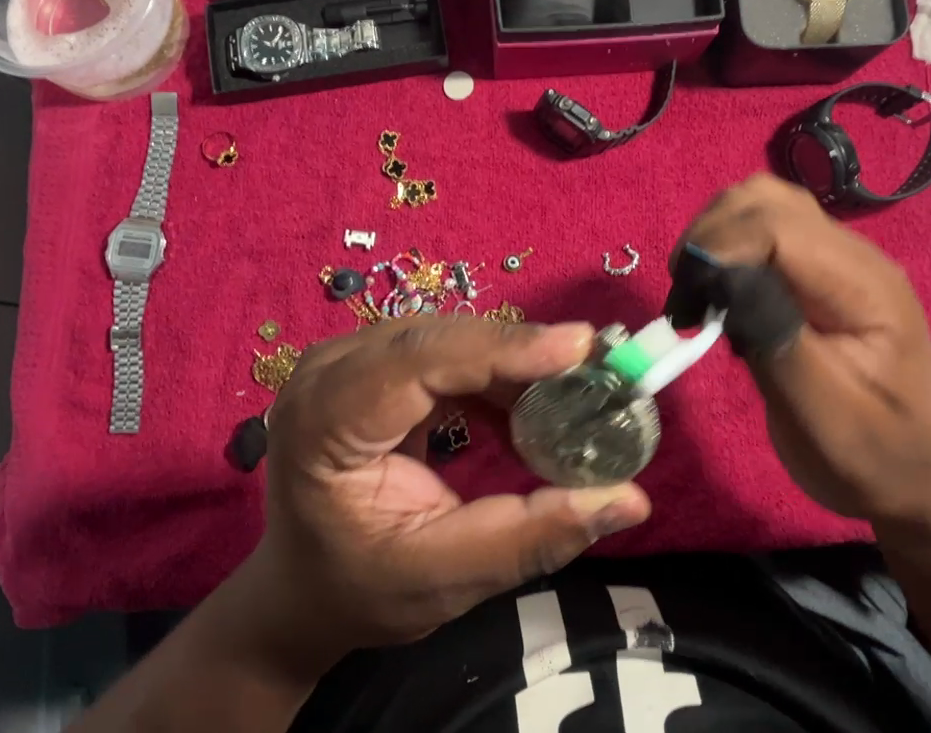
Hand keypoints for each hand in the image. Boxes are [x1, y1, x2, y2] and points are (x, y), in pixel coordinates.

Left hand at [242, 317, 652, 663]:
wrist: (302, 590)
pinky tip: (530, 413)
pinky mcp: (370, 369)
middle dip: (521, 352)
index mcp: (323, 422)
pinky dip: (493, 377)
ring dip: (513, 364)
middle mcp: (327, 373)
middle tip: (601, 373)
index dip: (500, 348)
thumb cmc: (359, 591)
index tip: (580, 348)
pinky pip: (442, 355)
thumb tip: (629, 498)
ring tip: (577, 399)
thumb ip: (531, 536)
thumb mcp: (446, 577)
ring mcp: (345, 364)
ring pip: (446, 339)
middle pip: (435, 339)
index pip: (415, 363)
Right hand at [676, 174, 930, 541]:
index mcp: (865, 288)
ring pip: (761, 204)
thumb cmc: (873, 456)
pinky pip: (764, 231)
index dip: (720, 246)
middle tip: (685, 296)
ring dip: (715, 235)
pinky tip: (717, 292)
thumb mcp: (826, 416)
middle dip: (711, 235)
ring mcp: (837, 261)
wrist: (914, 479)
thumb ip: (777, 340)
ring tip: (696, 290)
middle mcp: (854, 258)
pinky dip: (727, 247)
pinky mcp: (817, 274)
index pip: (780, 227)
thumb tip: (723, 277)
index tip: (686, 299)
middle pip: (767, 199)